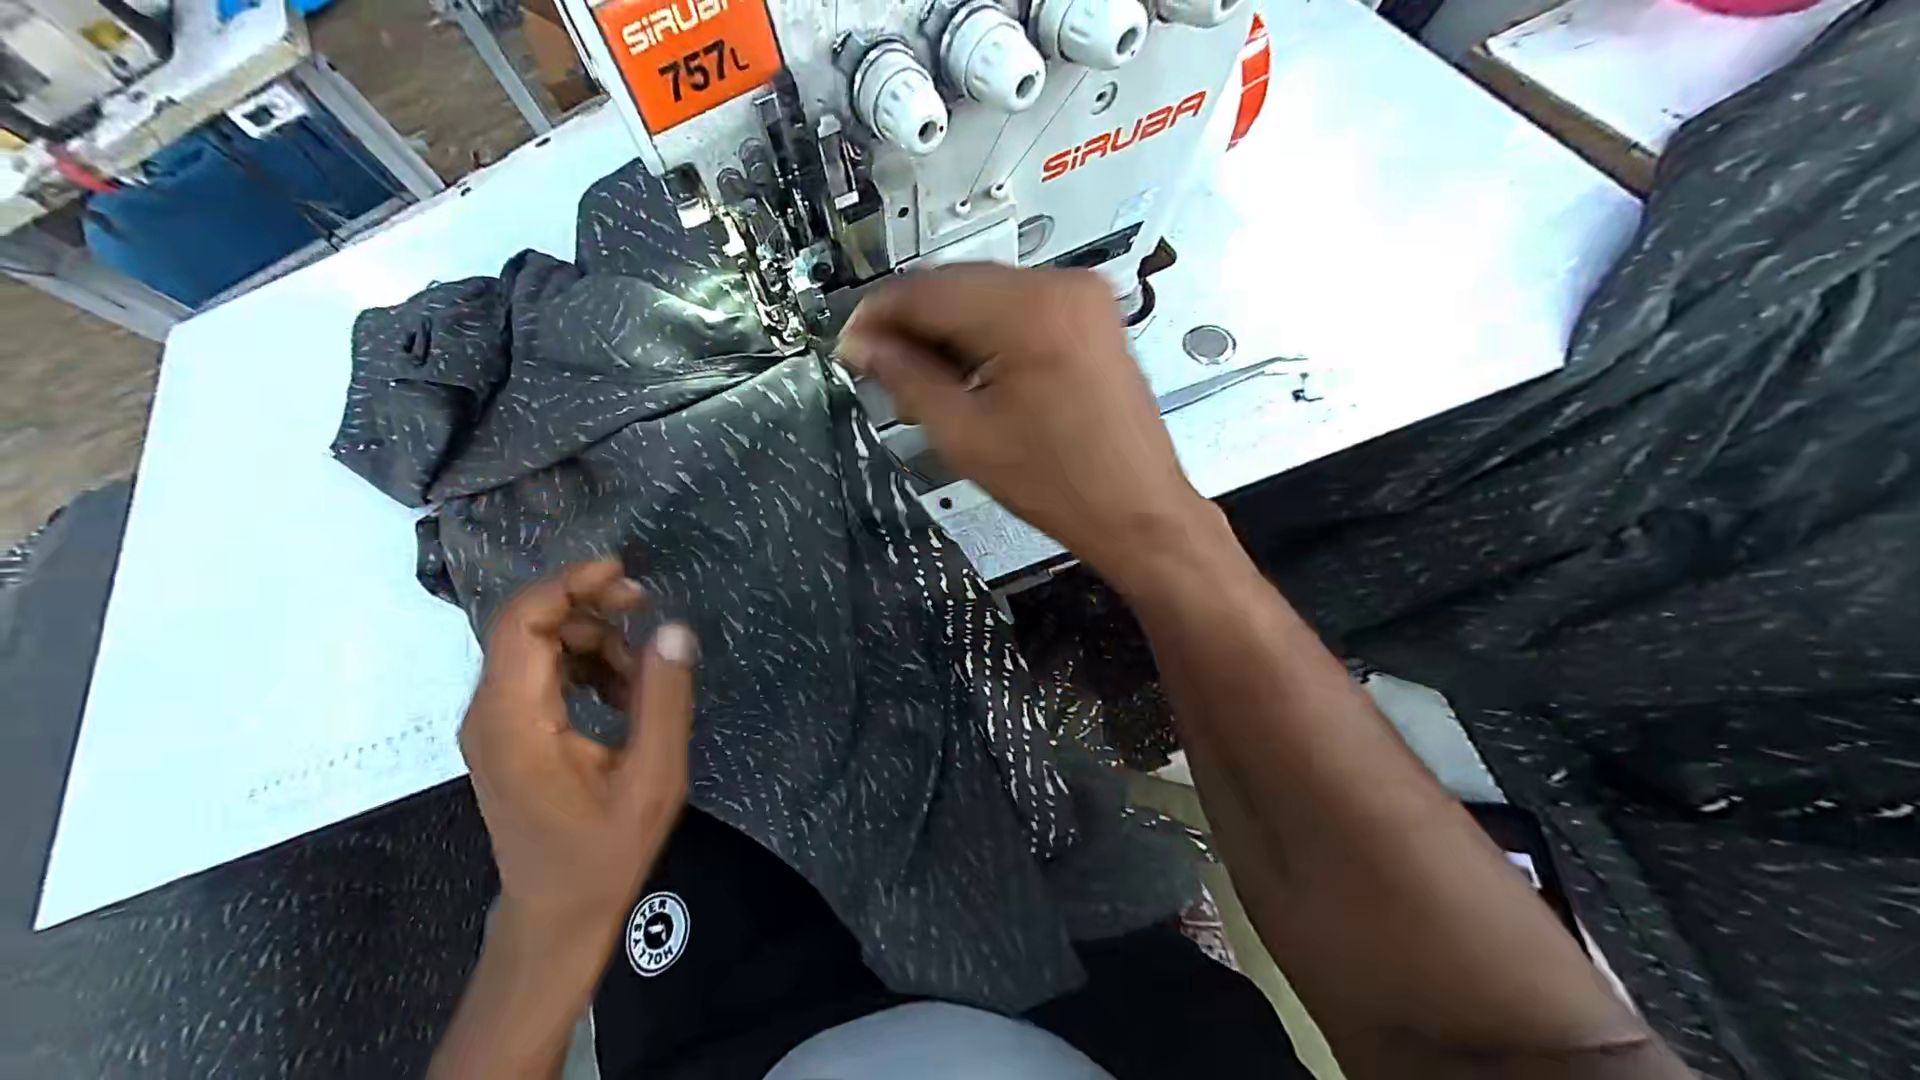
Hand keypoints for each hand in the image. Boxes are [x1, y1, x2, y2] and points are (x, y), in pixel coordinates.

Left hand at [460, 559, 699, 930]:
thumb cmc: (604, 852)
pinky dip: (586, 662)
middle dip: (589, 605)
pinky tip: (623, 690)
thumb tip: (675, 629)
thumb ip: (664, 700)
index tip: (625, 574)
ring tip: (643, 669)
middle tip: (647, 610)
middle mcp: (490, 712)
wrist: (558, 912)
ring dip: (594, 637)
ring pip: (538, 643)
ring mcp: (495, 721)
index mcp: (513, 721)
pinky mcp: (509, 729)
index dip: (569, 584)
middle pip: (528, 624)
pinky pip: (543, 669)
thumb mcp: (653, 777)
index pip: (521, 623)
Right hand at [838, 264, 1218, 588]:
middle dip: (912, 324)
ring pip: (985, 294)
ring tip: (923, 379)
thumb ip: (906, 379)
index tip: (854, 340)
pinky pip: (1018, 308)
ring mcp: (1083, 299)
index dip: (878, 315)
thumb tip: (867, 347)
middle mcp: (1063, 290)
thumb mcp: (966, 435)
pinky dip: (984, 333)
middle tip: (880, 363)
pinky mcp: (1090, 317)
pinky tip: (967, 371)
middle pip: (957, 284)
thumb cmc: (1068, 487)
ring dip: (947, 330)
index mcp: (1030, 313)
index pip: (927, 289)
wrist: (1135, 509)